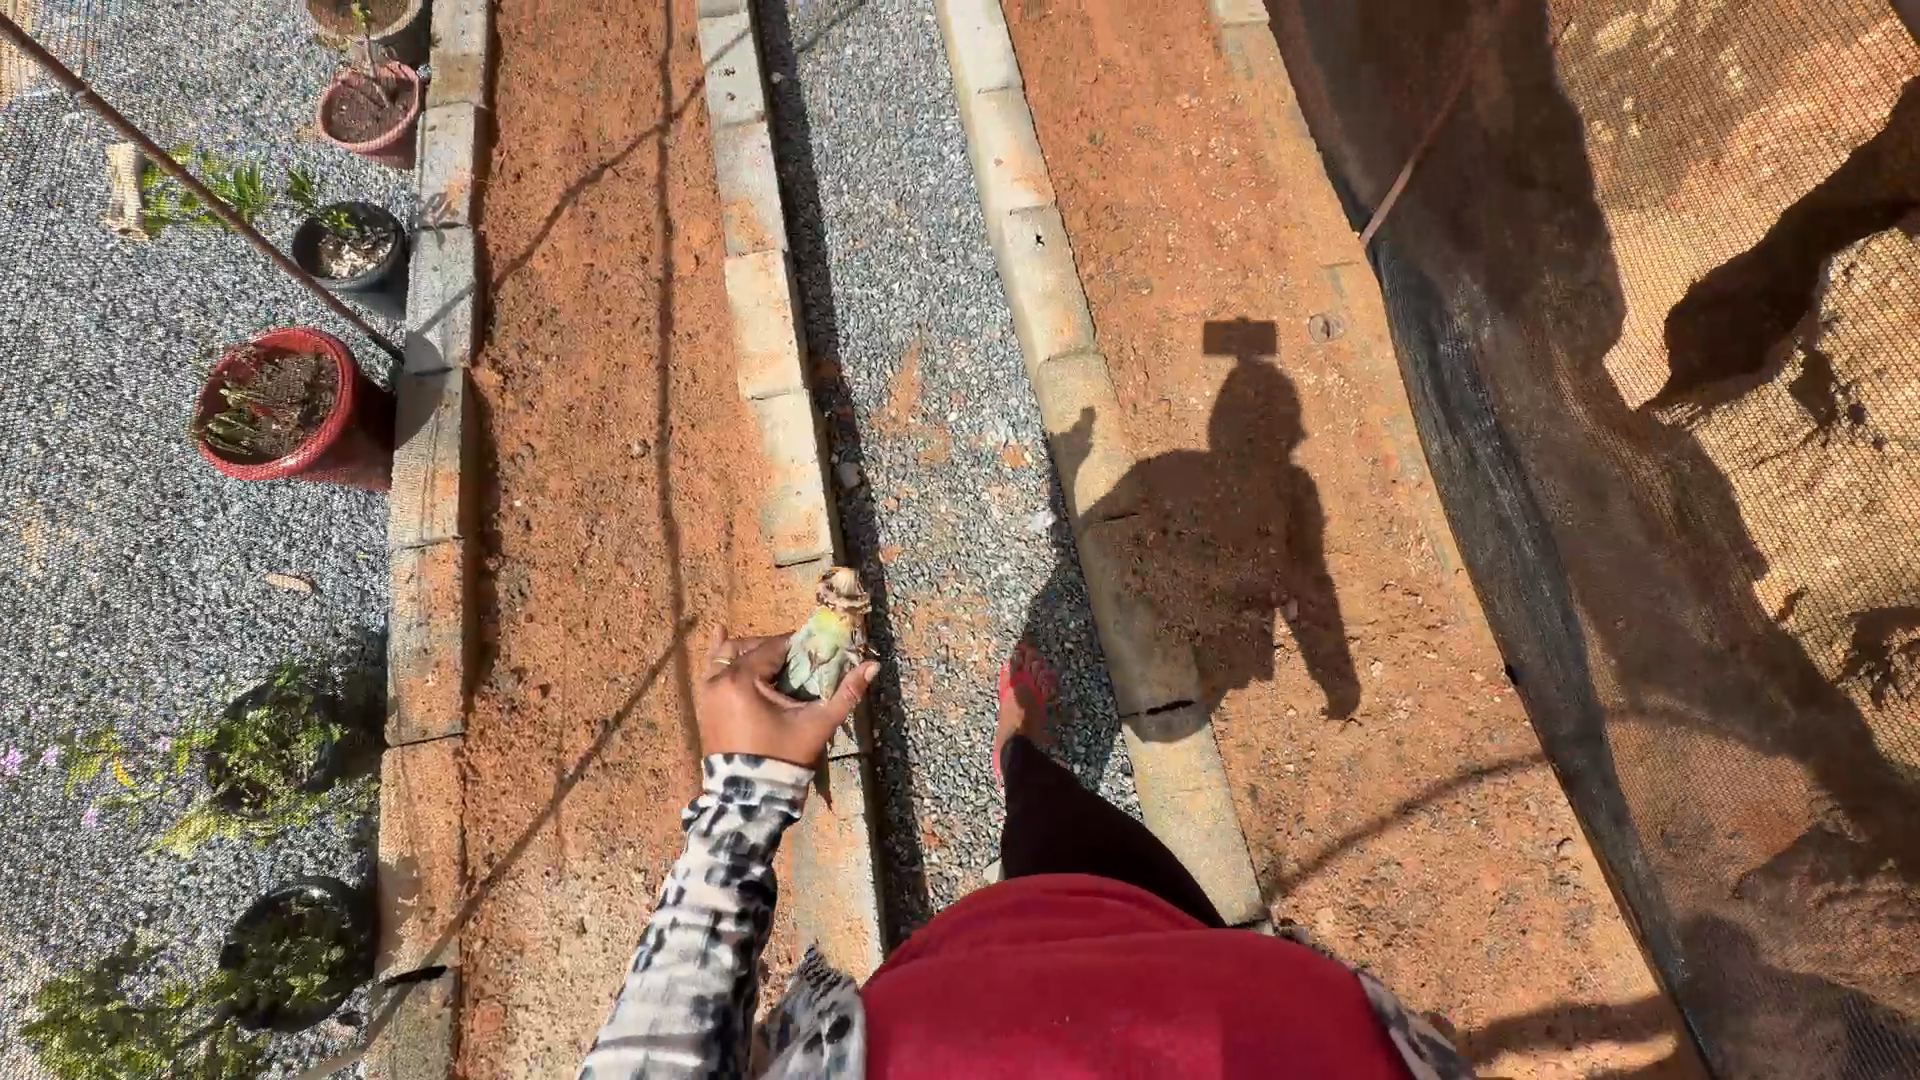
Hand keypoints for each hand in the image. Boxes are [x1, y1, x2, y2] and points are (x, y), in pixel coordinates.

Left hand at [697, 626, 878, 765]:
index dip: (795, 646)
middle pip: (749, 648)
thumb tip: (873, 665)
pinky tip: (720, 631)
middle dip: (773, 648)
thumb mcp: (818, 723)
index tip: (814, 648)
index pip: (773, 648)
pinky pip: (710, 669)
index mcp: (743, 681)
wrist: (751, 797)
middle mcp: (719, 681)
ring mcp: (707, 693)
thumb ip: (846, 692)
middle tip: (796, 658)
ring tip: (770, 652)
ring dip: (748, 650)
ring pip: (726, 655)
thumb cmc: (785, 758)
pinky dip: (718, 652)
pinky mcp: (705, 705)